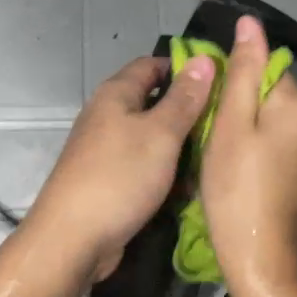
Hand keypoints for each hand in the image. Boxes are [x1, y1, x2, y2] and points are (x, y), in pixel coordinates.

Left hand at [31, 51, 215, 280]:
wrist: (72, 239)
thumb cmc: (119, 176)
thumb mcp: (161, 134)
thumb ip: (184, 98)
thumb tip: (204, 58)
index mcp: (116, 93)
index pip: (152, 65)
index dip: (184, 69)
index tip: (219, 83)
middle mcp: (107, 114)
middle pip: (154, 102)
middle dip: (187, 113)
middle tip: (224, 127)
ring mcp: (106, 148)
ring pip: (152, 137)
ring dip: (179, 148)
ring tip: (214, 160)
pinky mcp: (109, 178)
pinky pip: (144, 165)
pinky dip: (165, 172)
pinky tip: (187, 189)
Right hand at [200, 16, 296, 296]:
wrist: (261, 260)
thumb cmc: (236, 188)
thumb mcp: (231, 124)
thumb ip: (243, 70)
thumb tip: (249, 22)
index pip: (263, 67)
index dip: (232, 82)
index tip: (210, 108)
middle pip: (270, 91)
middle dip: (240, 104)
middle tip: (211, 134)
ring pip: (274, 117)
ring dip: (248, 125)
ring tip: (222, 152)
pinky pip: (282, 140)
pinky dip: (260, 145)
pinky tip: (241, 168)